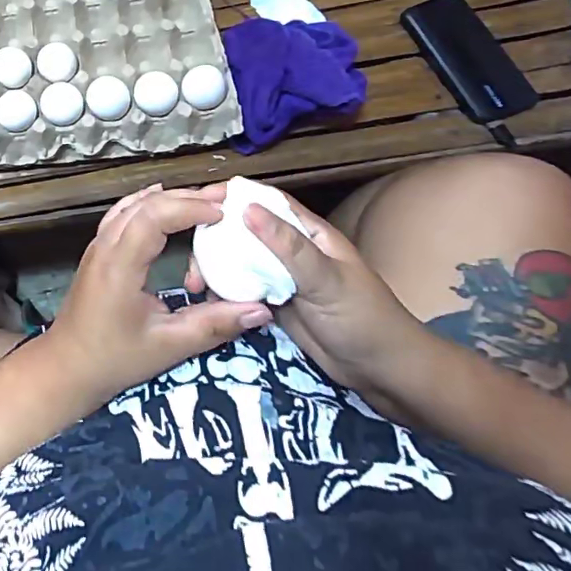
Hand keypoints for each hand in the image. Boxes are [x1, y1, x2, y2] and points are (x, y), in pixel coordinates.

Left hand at [43, 184, 275, 406]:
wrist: (68, 365)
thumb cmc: (115, 358)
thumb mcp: (169, 346)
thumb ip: (214, 324)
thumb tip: (261, 309)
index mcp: (120, 265)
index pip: (153, 217)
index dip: (189, 208)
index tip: (222, 213)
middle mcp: (105, 246)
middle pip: (144, 206)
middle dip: (185, 198)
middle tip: (224, 198)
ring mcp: (97, 246)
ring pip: (131, 206)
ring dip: (167, 198)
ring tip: (203, 199)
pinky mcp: (97, 251)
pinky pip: (121, 214)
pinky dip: (146, 204)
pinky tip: (162, 201)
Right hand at [184, 186, 431, 404]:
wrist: (384, 376)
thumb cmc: (364, 320)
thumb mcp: (326, 280)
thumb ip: (288, 246)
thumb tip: (247, 207)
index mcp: (308, 233)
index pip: (266, 201)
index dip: (233, 195)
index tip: (198, 199)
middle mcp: (291, 249)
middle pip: (244, 229)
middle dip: (214, 233)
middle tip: (185, 244)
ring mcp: (281, 276)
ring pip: (238, 259)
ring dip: (214, 264)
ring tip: (193, 280)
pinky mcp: (273, 302)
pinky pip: (241, 287)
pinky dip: (223, 289)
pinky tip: (206, 297)